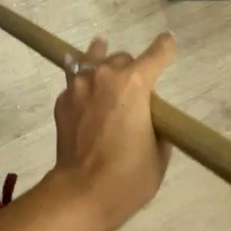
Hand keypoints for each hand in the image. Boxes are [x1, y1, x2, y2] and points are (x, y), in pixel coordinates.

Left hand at [49, 33, 176, 230]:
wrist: (84, 190)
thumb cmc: (130, 175)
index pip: (155, 56)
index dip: (164, 47)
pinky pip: (75, 81)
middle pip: (121, 59)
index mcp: (135, 85)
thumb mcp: (158, 152)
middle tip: (135, 87)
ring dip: (101, 60)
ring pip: (92, 60)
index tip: (168, 40)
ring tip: (100, 49)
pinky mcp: (62, 99)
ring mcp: (79, 85)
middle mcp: (105, 76)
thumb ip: (154, 124)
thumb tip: (146, 117)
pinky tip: (84, 93)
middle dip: (131, 69)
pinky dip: (83, 84)